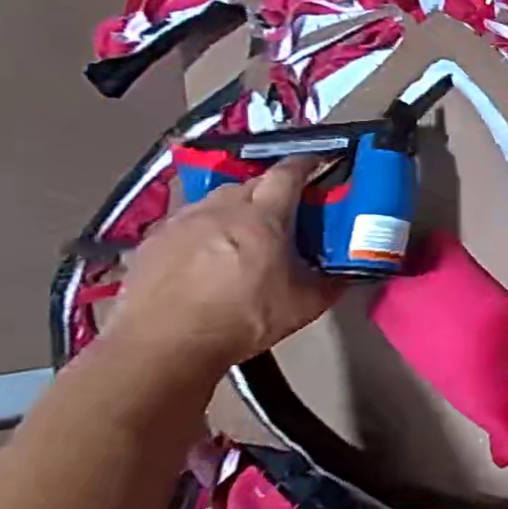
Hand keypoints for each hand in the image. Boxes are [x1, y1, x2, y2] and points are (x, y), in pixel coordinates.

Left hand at [104, 158, 341, 367]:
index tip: (317, 163)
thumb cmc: (243, 320)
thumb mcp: (305, 304)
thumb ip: (333, 281)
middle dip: (270, 188)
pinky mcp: (152, 241)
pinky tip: (206, 251)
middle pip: (250, 183)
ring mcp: (181, 222)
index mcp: (263, 218)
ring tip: (244, 228)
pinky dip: (202, 227)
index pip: (287, 174)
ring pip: (215, 199)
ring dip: (234, 206)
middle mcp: (220, 209)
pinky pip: (185, 221)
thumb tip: (355, 271)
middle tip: (285, 207)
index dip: (305, 164)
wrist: (163, 345)